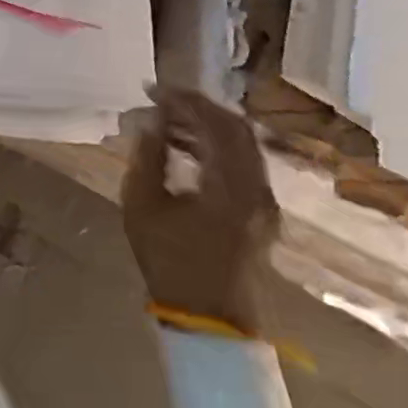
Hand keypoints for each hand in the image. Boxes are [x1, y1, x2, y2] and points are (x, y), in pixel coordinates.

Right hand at [122, 86, 279, 333]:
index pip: (216, 124)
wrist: (208, 318)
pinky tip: (185, 147)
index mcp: (230, 186)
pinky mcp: (261, 214)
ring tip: (168, 120)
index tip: (152, 89)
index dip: (185, 100)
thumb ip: (148, 156)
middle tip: (163, 98)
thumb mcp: (143, 203)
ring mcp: (264, 203)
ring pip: (243, 146)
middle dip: (199, 107)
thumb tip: (150, 121)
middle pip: (237, 130)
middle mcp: (257, 189)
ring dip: (207, 126)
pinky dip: (216, 147)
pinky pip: (243, 164)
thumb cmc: (169, 259)